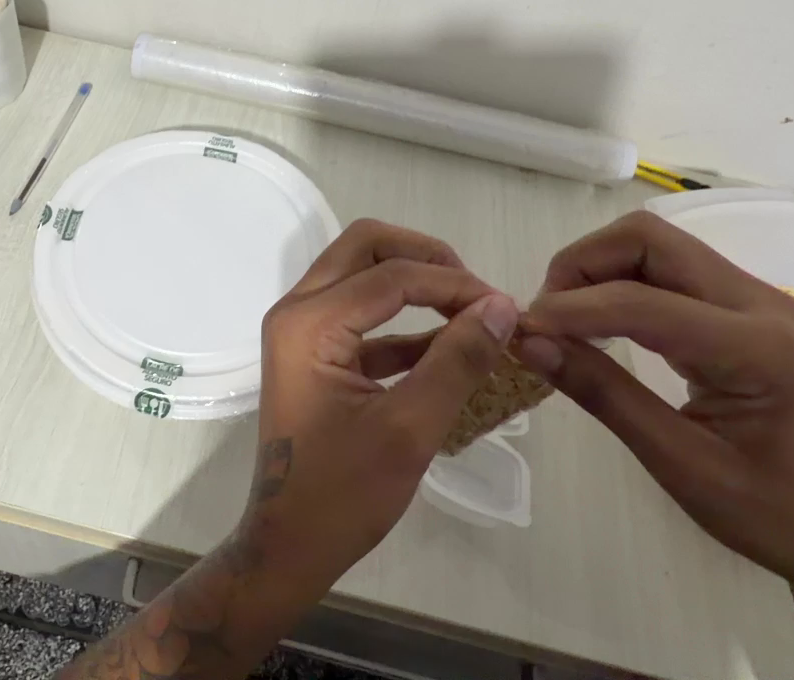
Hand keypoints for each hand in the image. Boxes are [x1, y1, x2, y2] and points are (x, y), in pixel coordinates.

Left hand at [57, 219, 516, 679]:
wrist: (288, 545)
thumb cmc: (343, 495)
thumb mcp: (409, 429)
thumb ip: (456, 361)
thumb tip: (502, 307)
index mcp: (309, 322)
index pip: (392, 275)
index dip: (454, 284)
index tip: (506, 307)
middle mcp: (297, 311)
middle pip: (366, 248)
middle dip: (426, 259)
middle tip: (476, 292)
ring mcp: (301, 330)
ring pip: (362, 274)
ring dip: (415, 284)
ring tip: (473, 314)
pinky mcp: (314, 352)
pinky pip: (362, 316)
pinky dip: (404, 322)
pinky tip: (451, 345)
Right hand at [515, 212, 793, 678]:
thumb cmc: (773, 516)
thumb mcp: (679, 463)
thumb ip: (603, 394)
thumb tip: (528, 343)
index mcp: (757, 348)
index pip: (640, 301)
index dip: (569, 309)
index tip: (518, 332)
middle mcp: (760, 303)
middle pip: (648, 238)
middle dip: (581, 265)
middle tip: (546, 317)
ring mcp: (756, 300)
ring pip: (655, 245)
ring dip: (598, 269)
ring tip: (565, 322)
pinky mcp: (745, 309)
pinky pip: (669, 269)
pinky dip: (620, 283)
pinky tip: (601, 325)